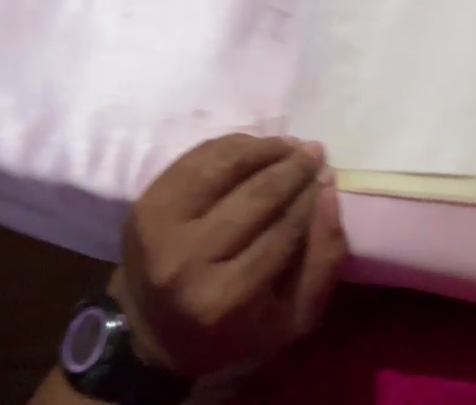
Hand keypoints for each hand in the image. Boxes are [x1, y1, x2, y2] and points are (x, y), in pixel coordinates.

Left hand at [112, 134, 345, 378]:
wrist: (150, 330)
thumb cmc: (232, 328)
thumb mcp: (292, 317)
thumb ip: (325, 258)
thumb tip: (330, 190)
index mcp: (227, 299)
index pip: (284, 231)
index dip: (310, 197)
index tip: (328, 176)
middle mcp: (188, 260)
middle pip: (255, 196)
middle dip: (292, 169)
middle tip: (315, 153)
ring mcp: (160, 227)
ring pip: (223, 166)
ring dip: (263, 148)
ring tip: (289, 145)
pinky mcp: (145, 202)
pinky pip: (196, 158)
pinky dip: (231, 145)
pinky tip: (255, 146)